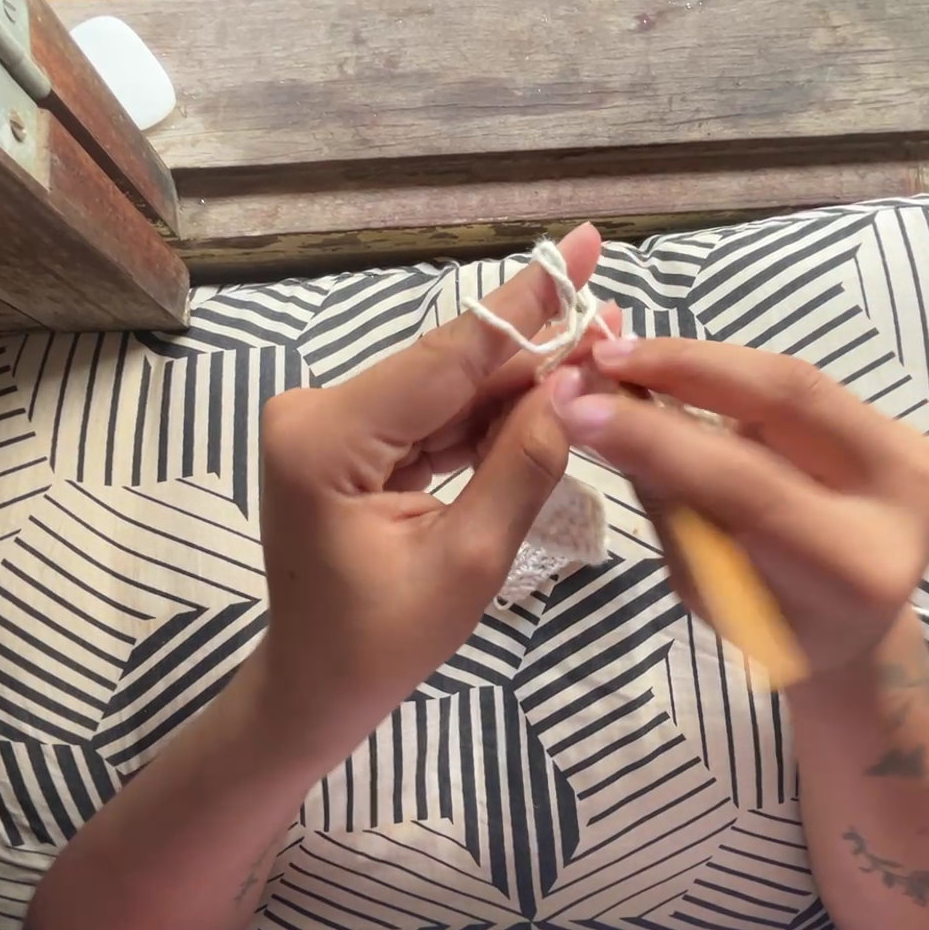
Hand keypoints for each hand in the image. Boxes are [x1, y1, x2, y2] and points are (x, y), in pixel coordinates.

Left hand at [254, 225, 622, 747]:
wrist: (317, 685)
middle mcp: (316, 413)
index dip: (525, 303)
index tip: (585, 244)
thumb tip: (575, 384)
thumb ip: (523, 465)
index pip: (446, 358)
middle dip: (533, 352)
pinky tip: (541, 404)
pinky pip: (430, 419)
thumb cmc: (383, 645)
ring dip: (516, 386)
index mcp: (328, 439)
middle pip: (447, 369)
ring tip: (591, 363)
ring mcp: (327, 425)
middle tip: (612, 325)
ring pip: (444, 392)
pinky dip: (484, 418)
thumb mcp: (470, 561)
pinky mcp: (345, 442)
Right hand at [550, 338, 928, 677]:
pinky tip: (684, 374)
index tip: (580, 407)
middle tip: (608, 355)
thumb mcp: (705, 583)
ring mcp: (920, 456)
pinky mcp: (909, 432)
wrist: (856, 633)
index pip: (745, 482)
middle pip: (788, 398)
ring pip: (795, 381)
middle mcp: (907, 499)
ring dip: (704, 364)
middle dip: (686, 368)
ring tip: (633, 358)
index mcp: (854, 567)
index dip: (658, 437)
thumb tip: (603, 416)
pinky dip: (736, 378)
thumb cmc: (767, 627)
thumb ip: (668, 498)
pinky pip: (806, 390)